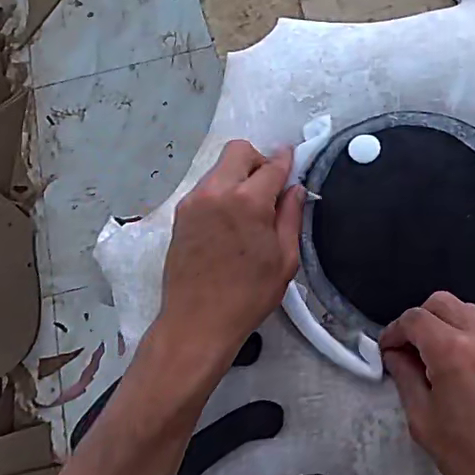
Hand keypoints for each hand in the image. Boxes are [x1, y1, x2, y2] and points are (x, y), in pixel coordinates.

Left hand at [154, 141, 304, 361]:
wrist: (197, 323)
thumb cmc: (248, 295)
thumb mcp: (285, 257)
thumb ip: (291, 216)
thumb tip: (294, 190)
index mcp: (247, 202)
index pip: (273, 165)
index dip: (287, 161)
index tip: (294, 160)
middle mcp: (216, 193)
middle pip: (239, 151)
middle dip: (260, 161)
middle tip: (271, 187)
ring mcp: (193, 202)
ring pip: (220, 167)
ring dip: (240, 176)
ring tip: (251, 208)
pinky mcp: (180, 215)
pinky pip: (206, 187)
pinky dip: (223, 191)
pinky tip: (232, 220)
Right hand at [380, 292, 474, 474]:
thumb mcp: (425, 422)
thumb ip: (406, 378)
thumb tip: (396, 354)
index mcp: (453, 350)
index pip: (415, 318)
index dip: (395, 331)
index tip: (389, 348)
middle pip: (442, 302)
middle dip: (420, 319)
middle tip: (411, 349)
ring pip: (468, 310)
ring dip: (448, 324)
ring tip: (441, 359)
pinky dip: (473, 334)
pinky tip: (470, 366)